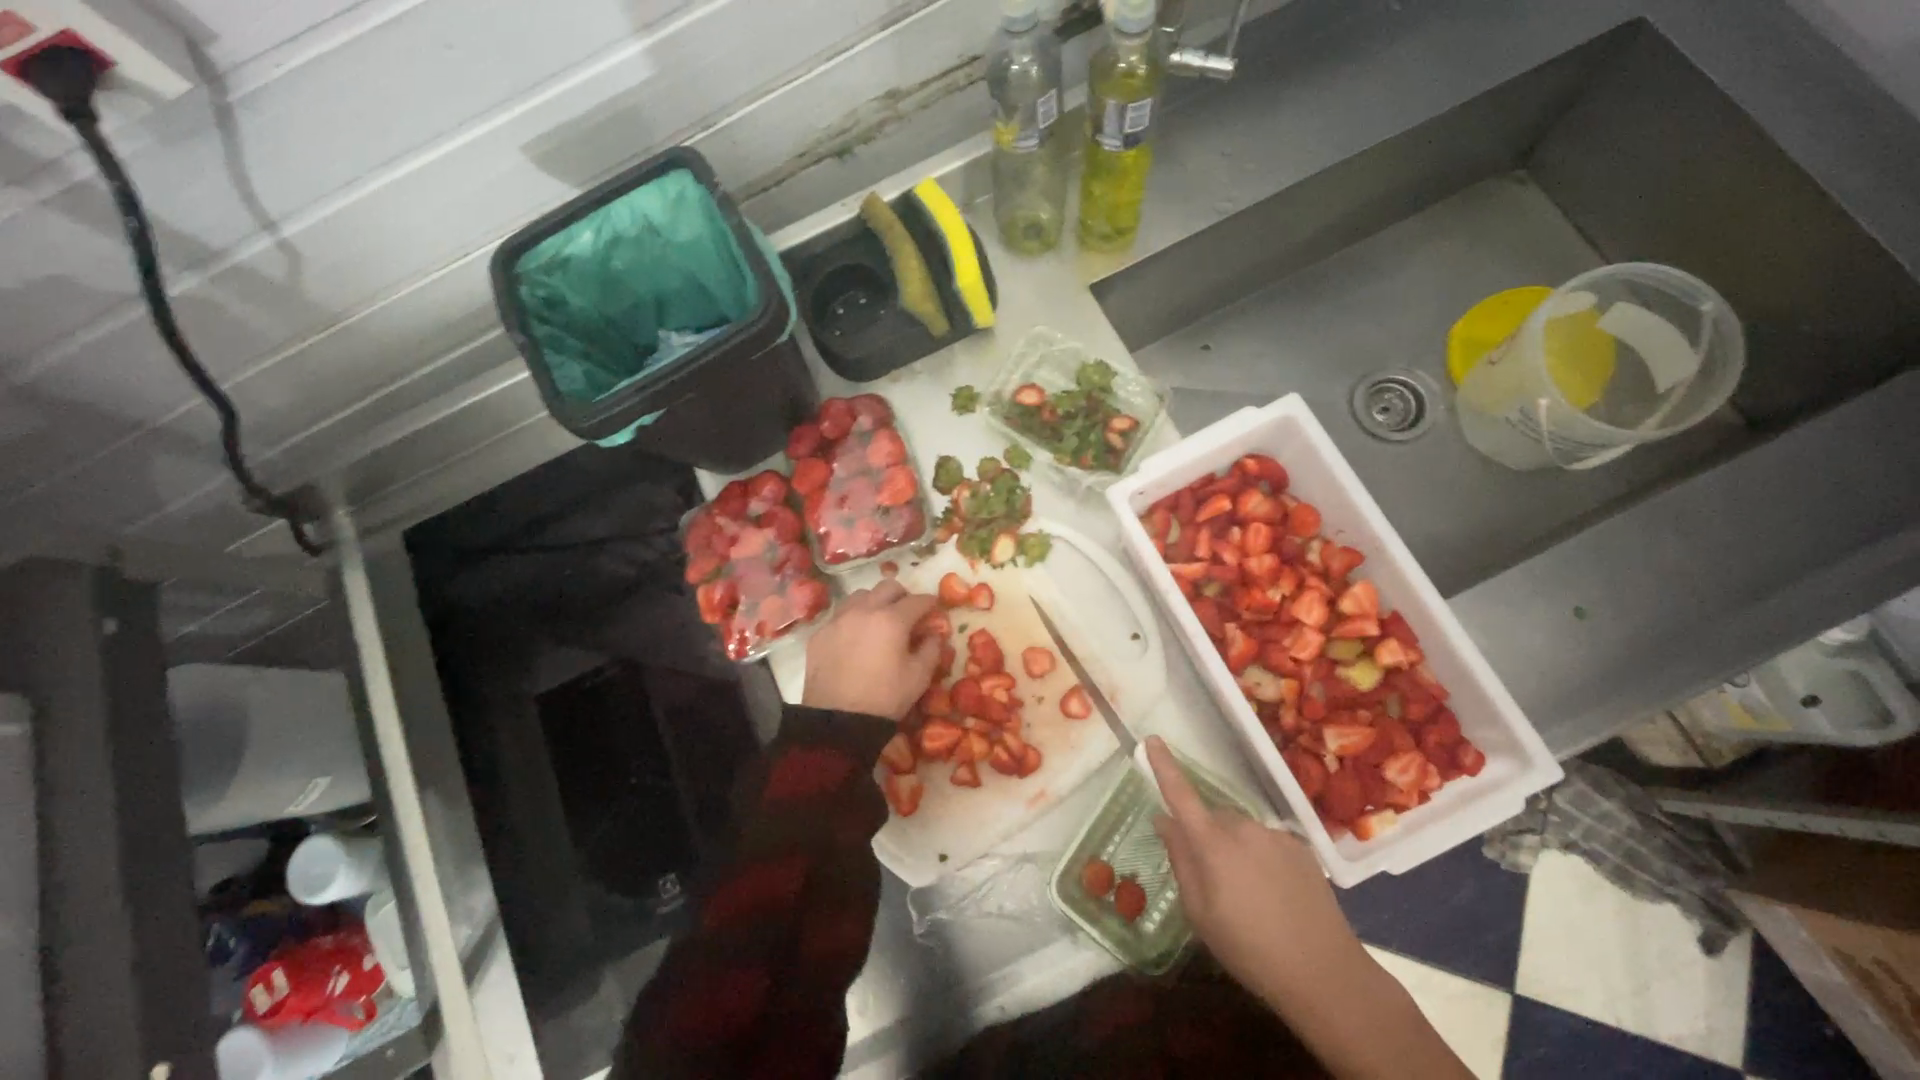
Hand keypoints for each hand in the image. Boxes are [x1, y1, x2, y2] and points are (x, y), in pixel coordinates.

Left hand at [802, 580, 940, 720]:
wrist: (837, 720)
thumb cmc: (885, 698)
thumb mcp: (918, 677)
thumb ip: (932, 649)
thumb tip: (934, 634)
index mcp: (892, 620)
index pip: (917, 600)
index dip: (930, 603)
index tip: (935, 609)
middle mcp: (864, 610)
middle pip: (887, 587)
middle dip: (902, 596)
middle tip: (908, 613)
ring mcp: (838, 620)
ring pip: (860, 596)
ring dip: (875, 602)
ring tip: (879, 620)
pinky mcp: (820, 633)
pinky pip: (840, 615)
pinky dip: (853, 618)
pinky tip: (856, 637)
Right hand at [1146, 736, 1365, 1010]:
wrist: (1323, 971)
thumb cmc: (1247, 948)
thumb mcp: (1199, 912)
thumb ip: (1180, 860)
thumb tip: (1164, 821)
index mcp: (1213, 844)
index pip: (1181, 795)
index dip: (1164, 766)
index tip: (1152, 739)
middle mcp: (1245, 828)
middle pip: (1213, 818)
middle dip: (1206, 837)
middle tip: (1210, 883)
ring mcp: (1277, 836)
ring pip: (1242, 832)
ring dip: (1235, 850)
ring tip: (1246, 897)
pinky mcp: (1302, 849)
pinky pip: (1268, 843)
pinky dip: (1261, 859)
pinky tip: (1272, 896)